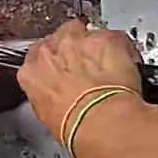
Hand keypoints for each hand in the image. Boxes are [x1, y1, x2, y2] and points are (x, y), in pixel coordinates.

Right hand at [17, 19, 141, 138]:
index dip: (54, 63)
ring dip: (94, 45)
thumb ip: (46, 96)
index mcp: (31, 72)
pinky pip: (113, 37)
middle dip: (72, 50)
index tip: (63, 71)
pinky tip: (127, 64)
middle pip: (60, 39)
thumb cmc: (75, 125)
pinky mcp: (104, 38)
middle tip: (87, 68)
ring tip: (107, 65)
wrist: (100, 121)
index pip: (37, 57)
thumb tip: (55, 98)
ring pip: (85, 32)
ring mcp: (77, 41)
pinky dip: (120, 48)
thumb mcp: (46, 116)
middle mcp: (50, 50)